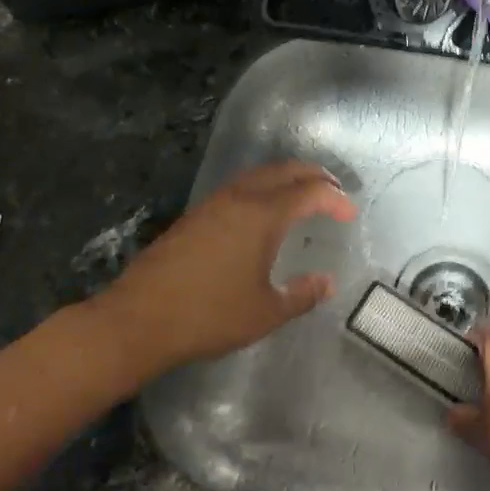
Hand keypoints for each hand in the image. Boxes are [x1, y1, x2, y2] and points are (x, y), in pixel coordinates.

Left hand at [91, 161, 355, 372]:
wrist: (139, 319)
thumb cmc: (209, 316)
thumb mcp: (265, 313)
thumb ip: (302, 295)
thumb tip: (327, 283)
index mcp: (263, 215)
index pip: (310, 192)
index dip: (335, 199)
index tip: (351, 214)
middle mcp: (240, 198)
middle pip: (284, 171)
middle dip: (313, 175)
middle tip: (333, 190)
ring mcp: (213, 204)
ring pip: (258, 175)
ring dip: (285, 179)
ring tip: (301, 196)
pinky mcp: (194, 216)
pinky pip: (239, 188)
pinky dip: (262, 189)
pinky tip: (262, 213)